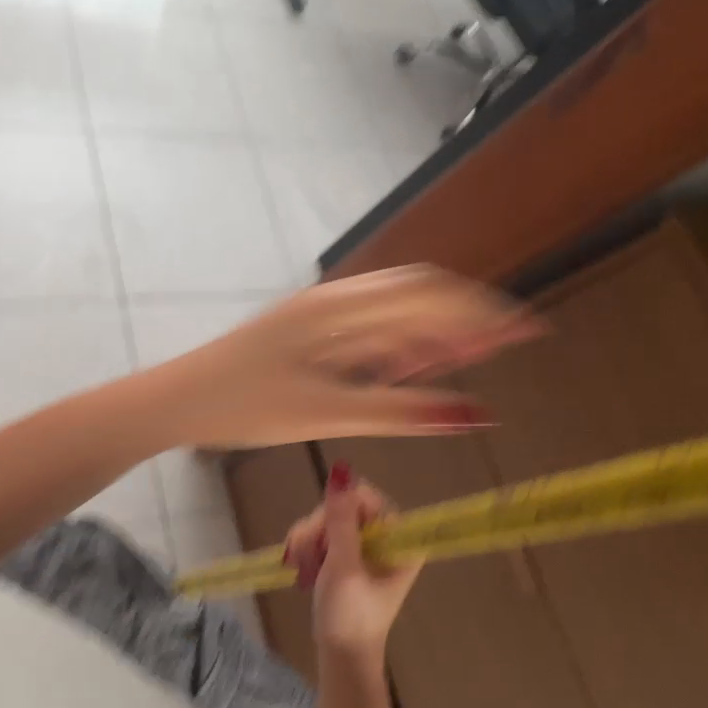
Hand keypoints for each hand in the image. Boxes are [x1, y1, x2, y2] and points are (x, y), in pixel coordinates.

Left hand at [145, 265, 543, 449]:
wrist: (179, 398)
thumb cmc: (246, 406)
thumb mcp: (325, 414)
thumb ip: (401, 412)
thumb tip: (475, 414)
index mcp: (340, 310)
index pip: (429, 296)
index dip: (481, 313)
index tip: (527, 332)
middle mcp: (333, 300)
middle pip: (415, 294)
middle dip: (462, 317)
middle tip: (501, 348)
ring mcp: (317, 312)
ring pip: (391, 310)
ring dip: (429, 331)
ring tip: (463, 362)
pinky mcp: (305, 329)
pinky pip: (366, 326)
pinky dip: (397, 343)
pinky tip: (407, 371)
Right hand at [286, 463, 420, 663]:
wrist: (341, 659)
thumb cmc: (350, 616)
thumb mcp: (343, 566)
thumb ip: (341, 519)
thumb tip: (341, 471)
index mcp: (399, 540)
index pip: (366, 497)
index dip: (340, 509)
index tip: (324, 534)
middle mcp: (385, 539)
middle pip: (343, 507)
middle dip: (318, 529)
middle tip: (305, 555)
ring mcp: (365, 549)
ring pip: (328, 520)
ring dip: (308, 539)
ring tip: (300, 566)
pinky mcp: (348, 558)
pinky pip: (323, 535)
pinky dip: (308, 547)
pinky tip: (300, 567)